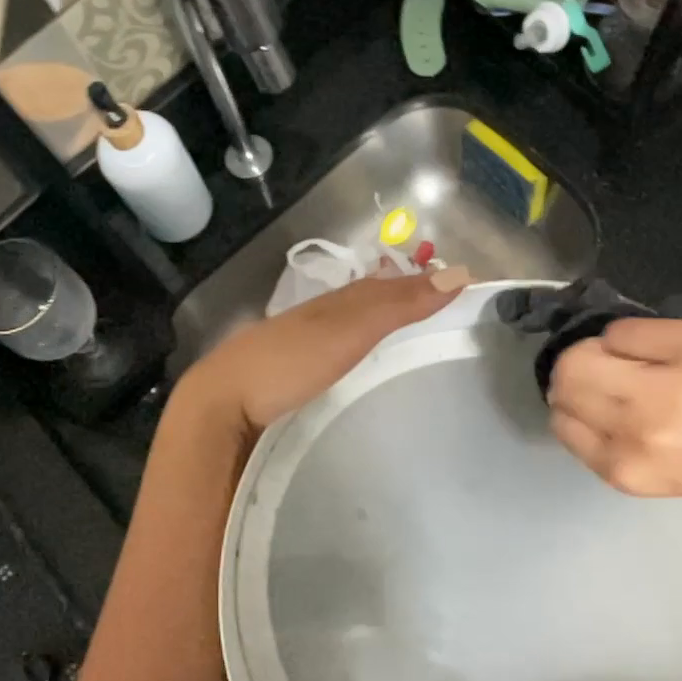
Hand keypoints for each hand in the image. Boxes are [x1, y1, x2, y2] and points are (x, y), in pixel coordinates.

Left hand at [178, 269, 472, 433]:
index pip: (386, 285)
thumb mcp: (349, 329)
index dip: (420, 284)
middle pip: (367, 307)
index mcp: (333, 305)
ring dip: (379, 337)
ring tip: (412, 348)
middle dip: (402, 307)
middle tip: (442, 318)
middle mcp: (317, 324)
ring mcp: (300, 356)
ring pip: (349, 338)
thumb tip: (458, 274)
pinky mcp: (291, 388)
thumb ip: (397, 305)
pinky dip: (358, 364)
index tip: (459, 290)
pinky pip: (336, 366)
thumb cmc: (288, 362)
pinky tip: (364, 379)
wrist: (222, 406)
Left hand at [546, 318, 681, 500]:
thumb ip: (638, 337)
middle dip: (577, 372)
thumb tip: (601, 343)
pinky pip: (588, 452)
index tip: (617, 343)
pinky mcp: (638, 490)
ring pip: (567, 427)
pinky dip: (593, 429)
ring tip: (625, 390)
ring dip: (580, 402)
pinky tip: (628, 418)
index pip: (570, 367)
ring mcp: (626, 473)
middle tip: (619, 363)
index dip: (586, 346)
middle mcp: (623, 444)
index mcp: (643, 401)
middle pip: (561, 399)